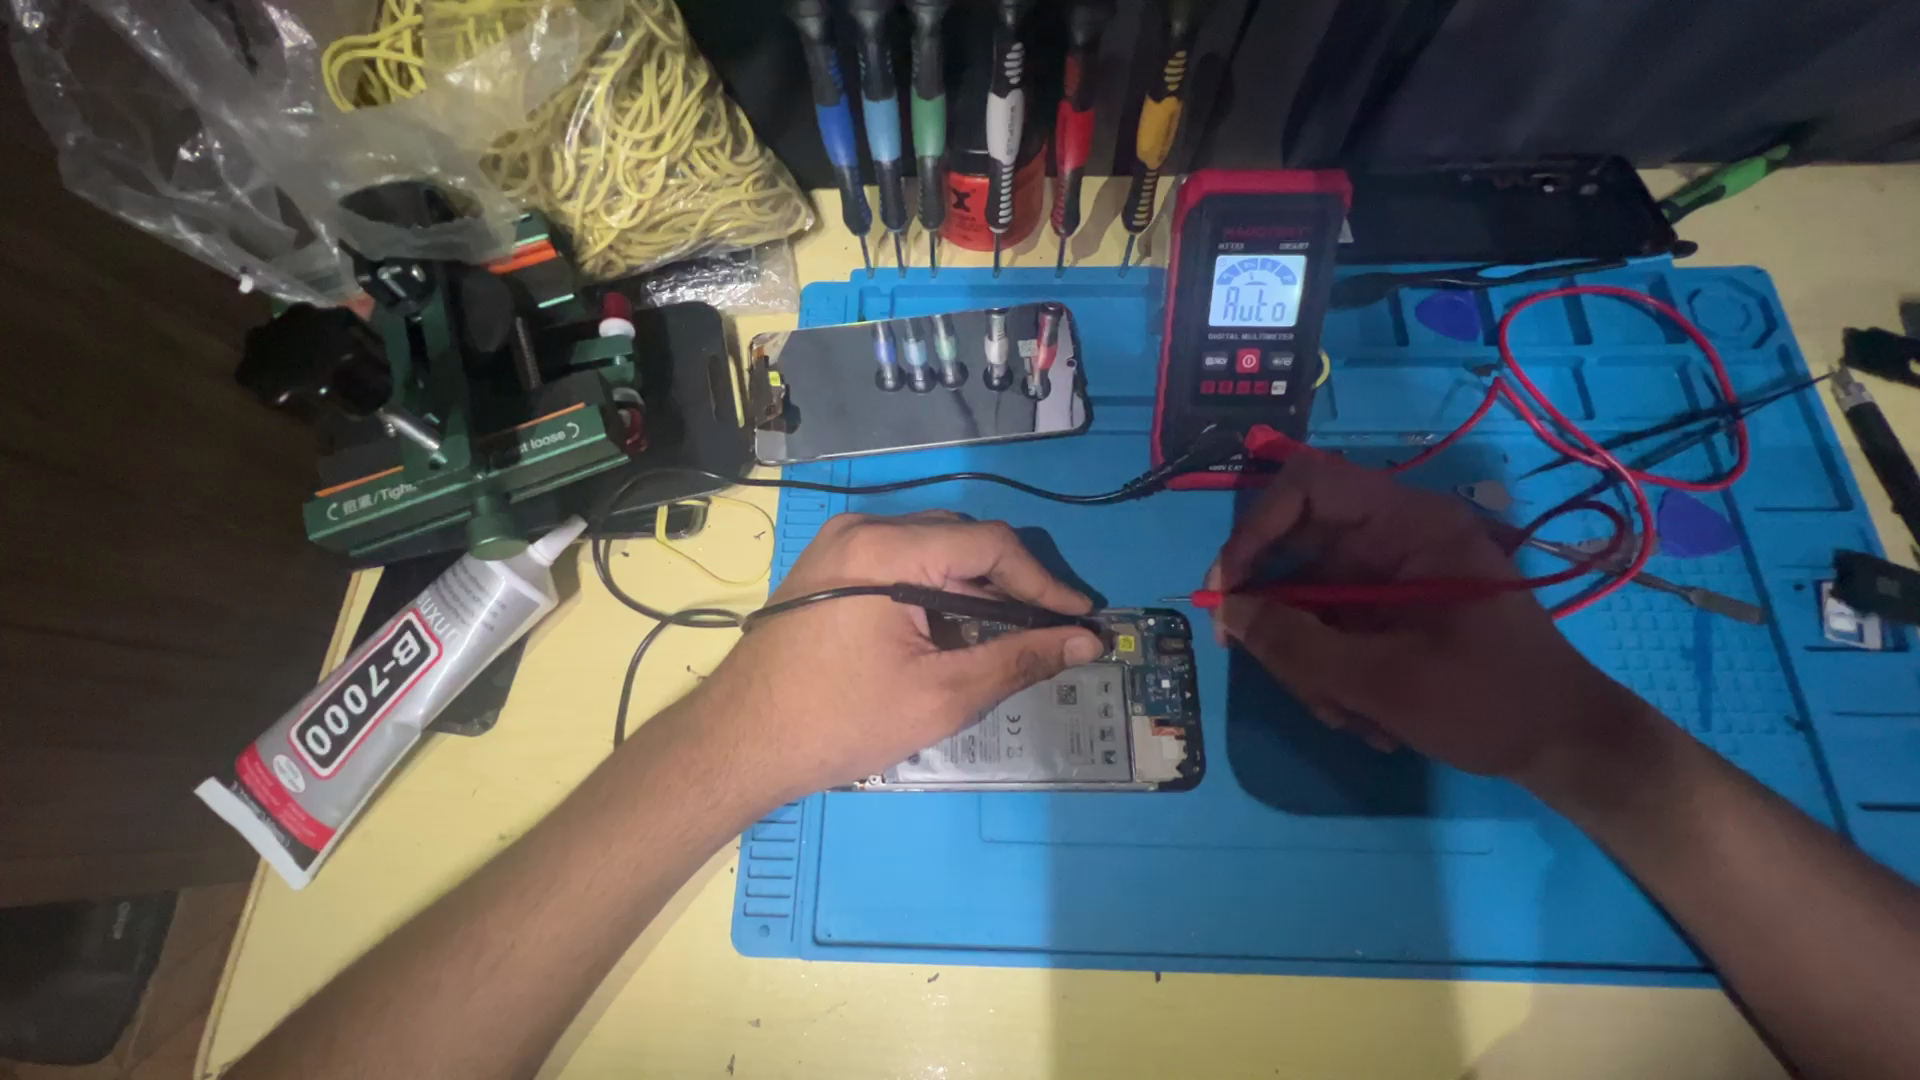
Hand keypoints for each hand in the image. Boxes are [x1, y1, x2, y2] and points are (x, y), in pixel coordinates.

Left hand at [686, 512, 1105, 802]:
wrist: (737, 744)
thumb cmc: (838, 723)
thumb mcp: (941, 695)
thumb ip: (1019, 659)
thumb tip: (1087, 641)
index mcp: (886, 550)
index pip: (989, 544)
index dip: (1043, 582)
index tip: (1081, 617)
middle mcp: (862, 529)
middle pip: (961, 541)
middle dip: (1011, 586)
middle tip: (1048, 630)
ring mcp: (840, 544)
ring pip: (932, 551)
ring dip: (975, 590)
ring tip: (1009, 635)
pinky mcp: (830, 566)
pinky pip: (901, 563)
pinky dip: (937, 592)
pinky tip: (955, 630)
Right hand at [1207, 449, 1643, 779]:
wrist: (1567, 748)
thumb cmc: (1493, 702)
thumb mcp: (1385, 680)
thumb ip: (1296, 644)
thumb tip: (1226, 611)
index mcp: (1408, 526)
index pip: (1307, 486)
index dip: (1254, 527)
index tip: (1230, 589)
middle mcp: (1389, 539)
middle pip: (1290, 550)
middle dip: (1274, 615)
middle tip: (1257, 660)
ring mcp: (1382, 576)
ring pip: (1299, 598)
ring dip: (1302, 658)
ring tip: (1341, 712)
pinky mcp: (1379, 610)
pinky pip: (1321, 626)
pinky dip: (1322, 670)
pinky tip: (1357, 713)